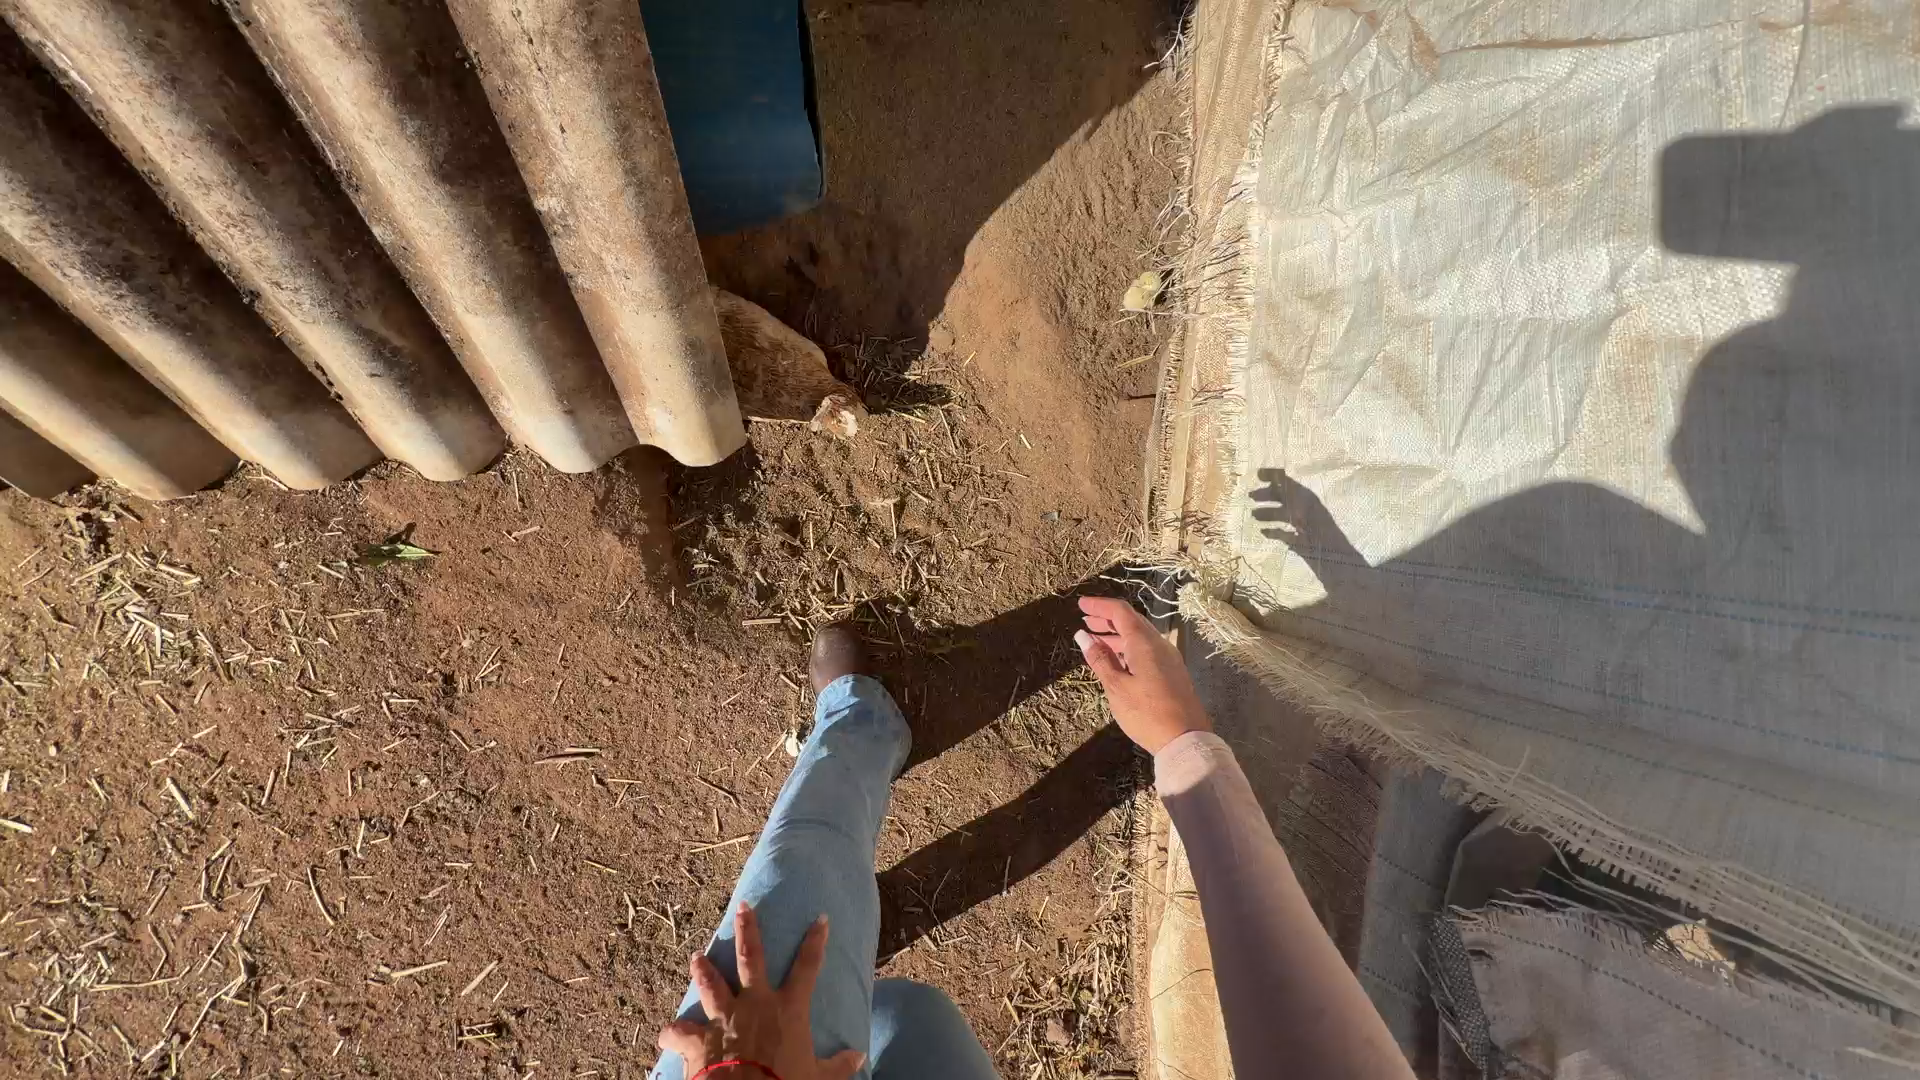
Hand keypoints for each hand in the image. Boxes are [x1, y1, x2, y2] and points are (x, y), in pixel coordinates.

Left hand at [657, 904, 863, 1079]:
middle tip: (743, 907)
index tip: (820, 918)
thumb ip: (838, 1065)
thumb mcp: (817, 1078)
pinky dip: (672, 1034)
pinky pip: (680, 1033)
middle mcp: (755, 1004)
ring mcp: (725, 1019)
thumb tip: (861, 1057)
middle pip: (750, 957)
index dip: (816, 940)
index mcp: (788, 1008)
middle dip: (747, 930)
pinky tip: (667, 1033)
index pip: (808, 966)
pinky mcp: (700, 1041)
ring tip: (696, 957)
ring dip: (703, 970)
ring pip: (712, 984)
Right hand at [1073, 596, 1211, 753]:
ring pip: (1140, 636)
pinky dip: (1128, 647)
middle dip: (1107, 618)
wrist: (1186, 740)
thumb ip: (1100, 659)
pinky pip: (1147, 649)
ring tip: (1096, 639)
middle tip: (1086, 620)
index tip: (1080, 604)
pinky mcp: (1172, 672)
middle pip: (1132, 621)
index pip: (1120, 612)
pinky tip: (1117, 659)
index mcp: (1144, 643)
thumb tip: (1082, 636)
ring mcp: (1168, 658)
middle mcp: (1159, 644)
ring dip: (1117, 634)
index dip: (1099, 605)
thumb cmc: (1147, 713)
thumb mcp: (1117, 687)